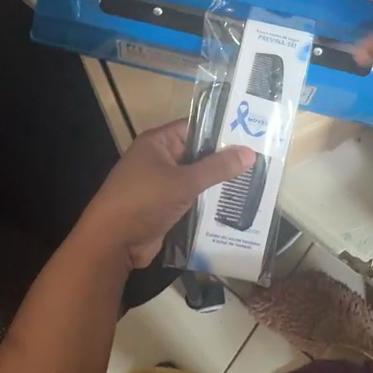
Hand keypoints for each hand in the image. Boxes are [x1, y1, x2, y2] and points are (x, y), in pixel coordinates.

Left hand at [75, 120, 255, 269]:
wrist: (112, 244)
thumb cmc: (143, 202)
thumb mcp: (183, 182)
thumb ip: (216, 168)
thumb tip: (250, 152)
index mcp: (158, 143)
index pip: (195, 128)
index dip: (221, 131)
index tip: (251, 136)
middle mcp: (159, 159)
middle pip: (197, 154)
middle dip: (224, 160)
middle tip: (260, 161)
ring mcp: (161, 184)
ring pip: (196, 179)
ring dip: (218, 184)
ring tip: (254, 183)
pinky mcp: (165, 207)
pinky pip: (192, 200)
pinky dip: (208, 203)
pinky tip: (234, 206)